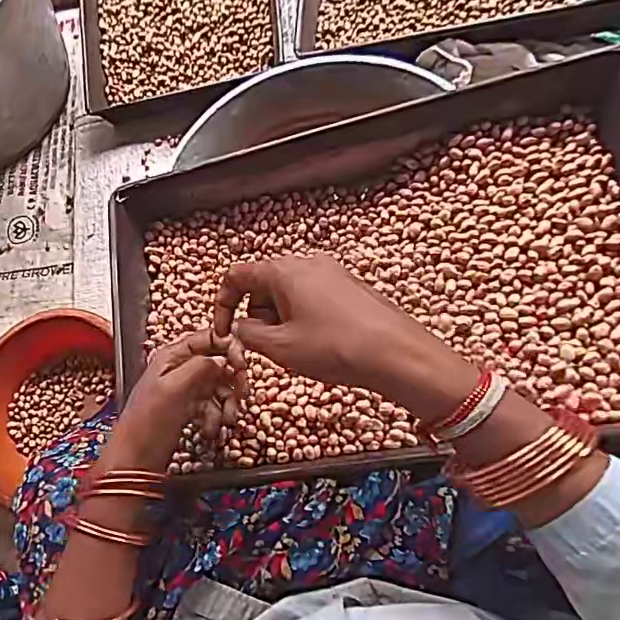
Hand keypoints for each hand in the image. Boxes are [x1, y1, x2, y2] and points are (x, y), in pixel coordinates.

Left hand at [107, 330, 245, 468]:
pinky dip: (215, 418)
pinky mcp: (187, 409)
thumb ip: (200, 366)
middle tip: (240, 396)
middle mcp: (178, 369)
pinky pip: (211, 406)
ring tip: (227, 420)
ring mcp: (183, 390)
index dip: (229, 347)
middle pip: (217, 363)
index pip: (208, 338)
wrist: (135, 460)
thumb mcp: (174, 388)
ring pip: (217, 387)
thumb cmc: (147, 424)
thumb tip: (223, 357)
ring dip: (227, 404)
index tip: (242, 364)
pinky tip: (210, 430)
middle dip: (231, 381)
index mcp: (171, 356)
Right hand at [213, 255, 477, 420]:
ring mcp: (332, 274)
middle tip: (265, 347)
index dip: (222, 305)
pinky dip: (302, 320)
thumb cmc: (338, 348)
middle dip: (256, 316)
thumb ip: (247, 334)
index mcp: (284, 271)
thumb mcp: (279, 348)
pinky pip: (311, 300)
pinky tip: (316, 346)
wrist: (397, 355)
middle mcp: (308, 264)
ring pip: (287, 294)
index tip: (224, 331)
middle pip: (263, 285)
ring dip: (279, 321)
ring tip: (294, 350)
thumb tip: (240, 328)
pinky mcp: (349, 289)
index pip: (237, 276)